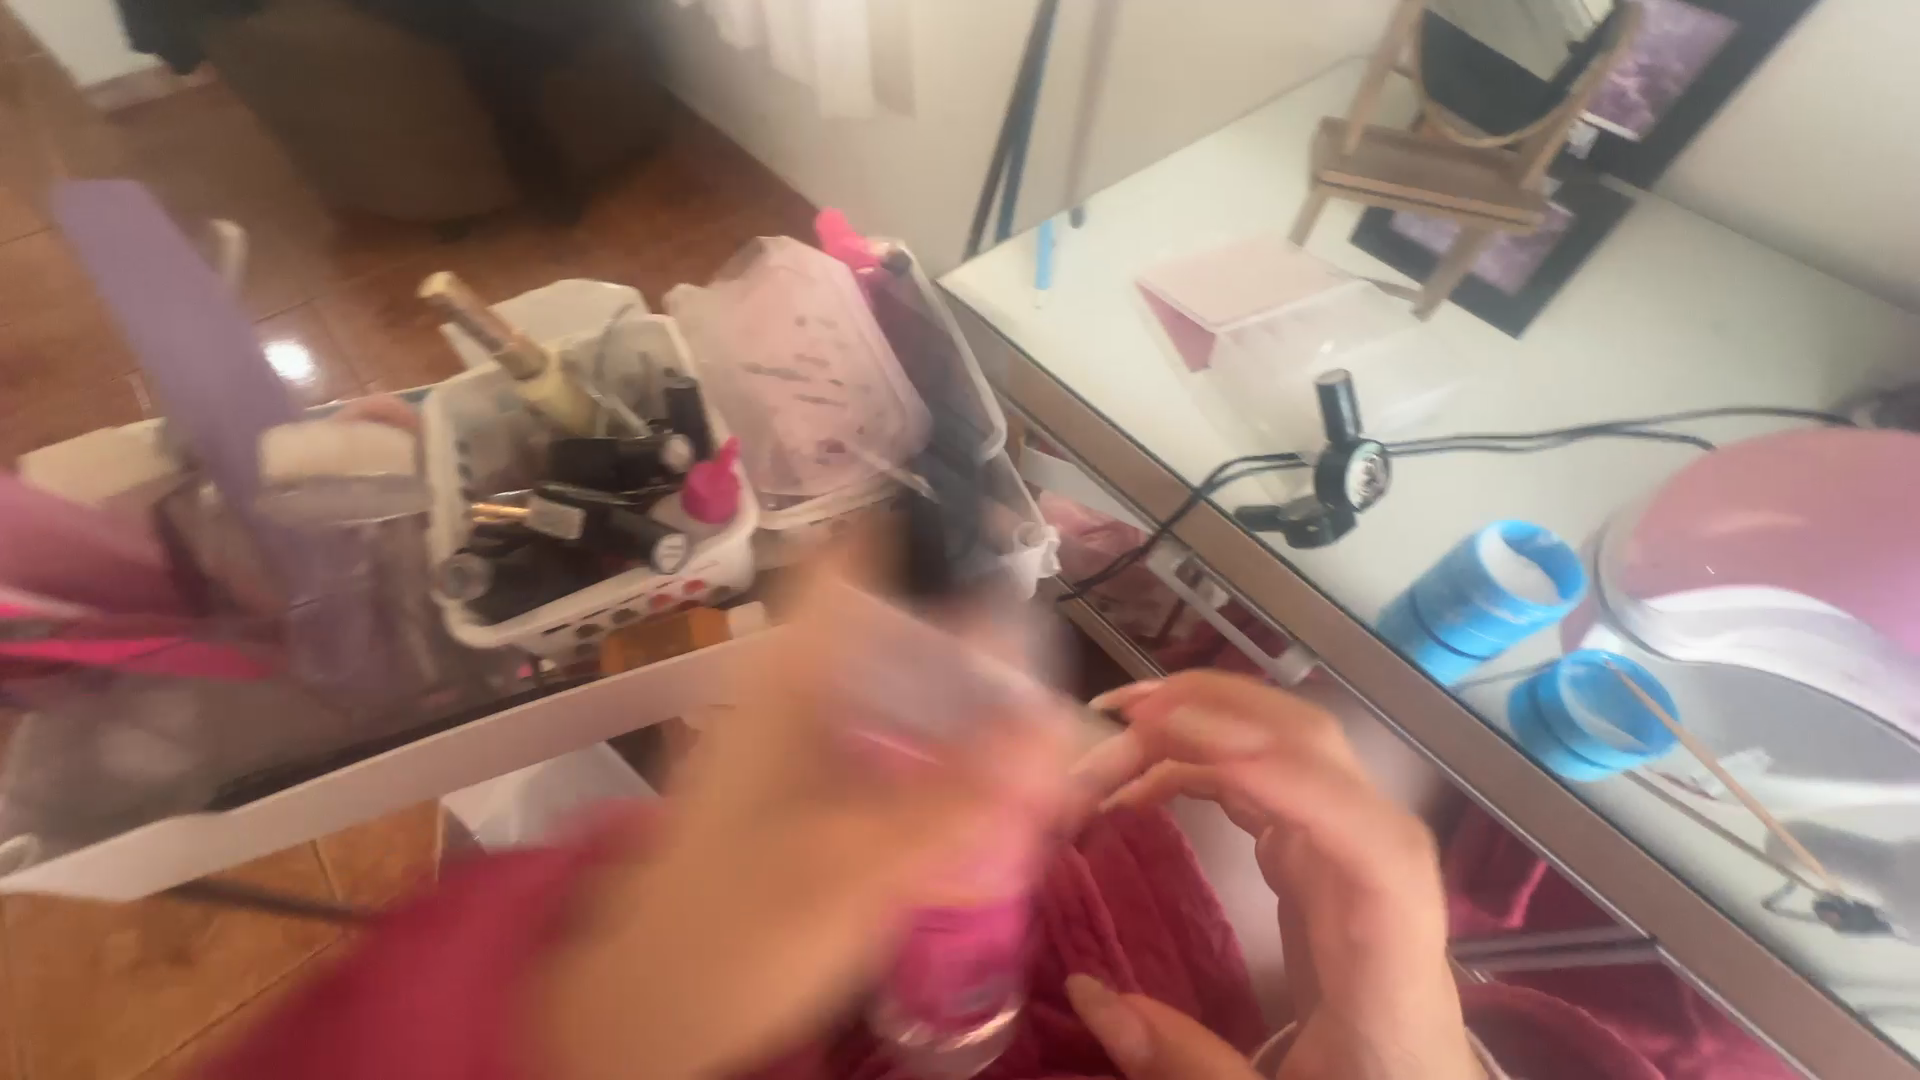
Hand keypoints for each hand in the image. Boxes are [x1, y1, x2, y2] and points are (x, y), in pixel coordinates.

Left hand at [532, 564, 1076, 1079]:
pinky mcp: (804, 775)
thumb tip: (1049, 724)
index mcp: (792, 676)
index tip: (984, 532)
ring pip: (890, 680)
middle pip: (888, 623)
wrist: (649, 1006)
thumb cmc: (739, 924)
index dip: (911, 529)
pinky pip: (881, 730)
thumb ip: (959, 793)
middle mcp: (793, 686)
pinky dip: (929, 738)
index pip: (847, 561)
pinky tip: (969, 775)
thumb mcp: (860, 858)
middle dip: (960, 634)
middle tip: (1030, 660)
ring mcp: (796, 732)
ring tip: (1017, 718)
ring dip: (951, 694)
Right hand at [1068, 672, 1480, 1079]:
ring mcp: (1345, 837)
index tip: (1184, 748)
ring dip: (1198, 717)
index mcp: (1393, 946)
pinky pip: (1256, 772)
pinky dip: (1194, 758)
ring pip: (1280, 739)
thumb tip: (1082, 993)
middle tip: (1119, 716)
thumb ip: (1189, 1064)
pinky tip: (1139, 780)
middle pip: (1316, 751)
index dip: (1283, 778)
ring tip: (1115, 726)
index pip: (1366, 839)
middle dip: (1214, 712)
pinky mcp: (1314, 838)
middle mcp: (1379, 864)